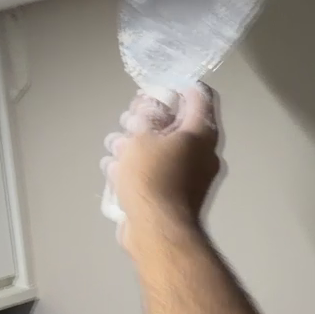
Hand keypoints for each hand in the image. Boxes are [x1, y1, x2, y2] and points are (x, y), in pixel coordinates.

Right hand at [102, 84, 221, 245]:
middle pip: (175, 123)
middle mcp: (201, 151)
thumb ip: (146, 116)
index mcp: (201, 133)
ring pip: (159, 147)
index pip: (199, 96)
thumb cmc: (151, 176)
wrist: (156, 228)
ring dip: (134, 143)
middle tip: (128, 120)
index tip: (155, 87)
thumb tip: (150, 104)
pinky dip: (134, 167)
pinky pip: (153, 170)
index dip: (178, 85)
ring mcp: (188, 174)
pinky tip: (113, 171)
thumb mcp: (142, 137)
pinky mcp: (172, 192)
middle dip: (146, 119)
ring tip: (114, 147)